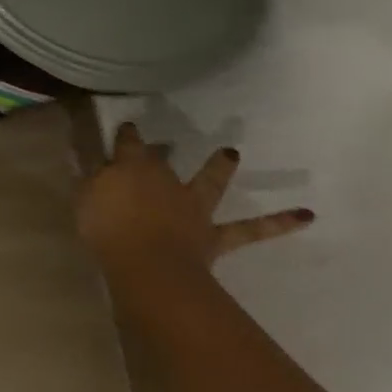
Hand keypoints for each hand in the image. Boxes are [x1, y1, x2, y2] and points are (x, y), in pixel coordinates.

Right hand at [78, 123, 313, 280]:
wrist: (147, 264)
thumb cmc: (105, 228)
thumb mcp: (85, 198)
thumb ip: (95, 182)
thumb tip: (104, 169)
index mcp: (130, 169)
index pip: (127, 144)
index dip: (126, 135)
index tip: (127, 126)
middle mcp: (165, 181)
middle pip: (161, 161)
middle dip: (159, 150)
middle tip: (165, 142)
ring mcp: (193, 207)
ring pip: (210, 183)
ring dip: (220, 167)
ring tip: (232, 153)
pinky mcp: (215, 235)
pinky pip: (251, 229)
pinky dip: (279, 223)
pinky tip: (307, 216)